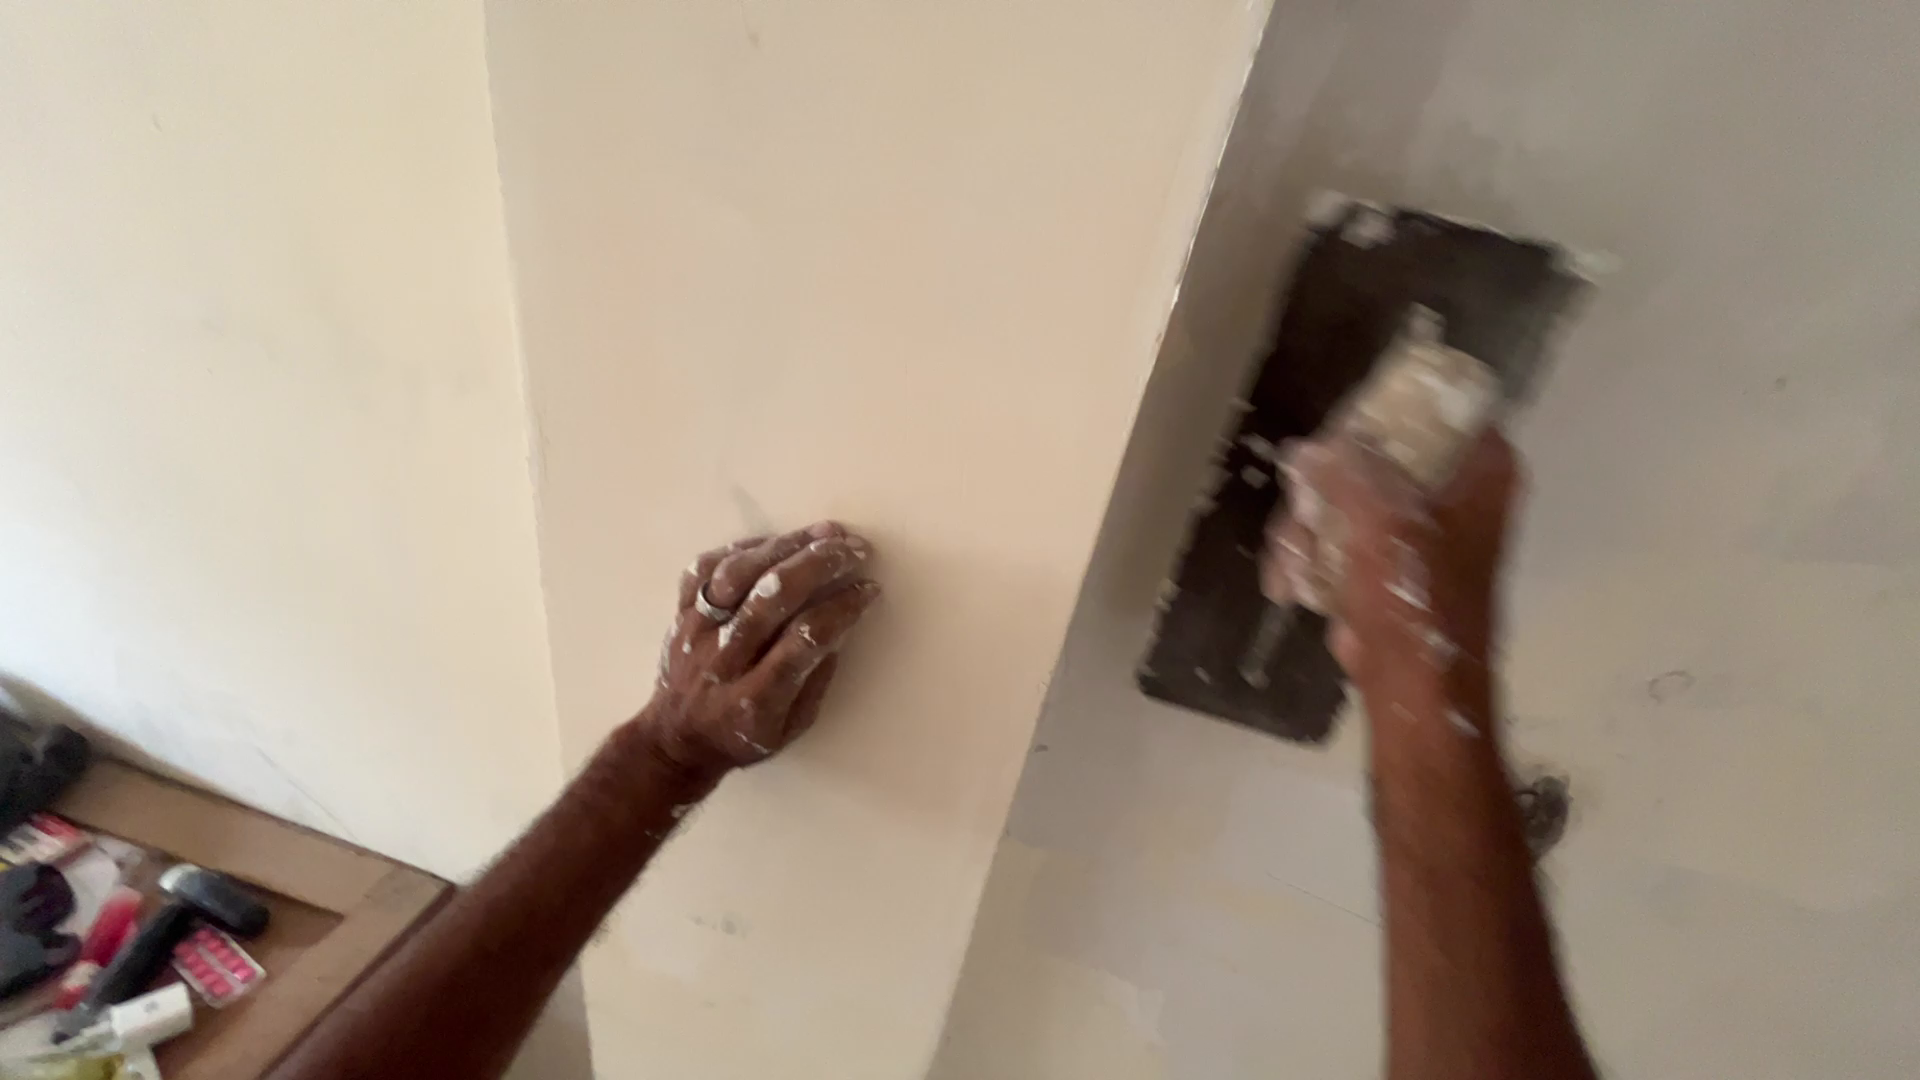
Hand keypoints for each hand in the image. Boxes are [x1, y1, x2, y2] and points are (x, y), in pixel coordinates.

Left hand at [644, 522, 881, 781]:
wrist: (673, 740)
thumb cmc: (743, 737)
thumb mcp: (793, 727)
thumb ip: (817, 677)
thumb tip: (841, 622)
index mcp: (755, 699)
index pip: (803, 640)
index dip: (841, 608)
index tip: (869, 589)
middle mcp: (723, 660)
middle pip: (770, 598)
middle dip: (818, 566)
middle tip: (855, 548)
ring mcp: (696, 632)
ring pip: (738, 575)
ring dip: (786, 546)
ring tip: (825, 533)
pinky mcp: (680, 612)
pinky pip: (705, 568)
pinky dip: (741, 549)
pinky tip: (775, 542)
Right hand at [1260, 427, 1520, 682]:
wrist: (1411, 681)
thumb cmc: (1416, 597)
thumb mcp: (1382, 519)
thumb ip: (1347, 470)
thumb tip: (1306, 448)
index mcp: (1479, 473)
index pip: (1438, 411)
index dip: (1384, 413)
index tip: (1339, 430)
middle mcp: (1449, 495)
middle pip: (1370, 458)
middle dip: (1321, 494)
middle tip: (1302, 516)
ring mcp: (1409, 531)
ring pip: (1338, 500)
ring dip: (1303, 535)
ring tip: (1294, 569)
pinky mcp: (1378, 563)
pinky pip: (1330, 538)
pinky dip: (1306, 560)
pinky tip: (1292, 584)